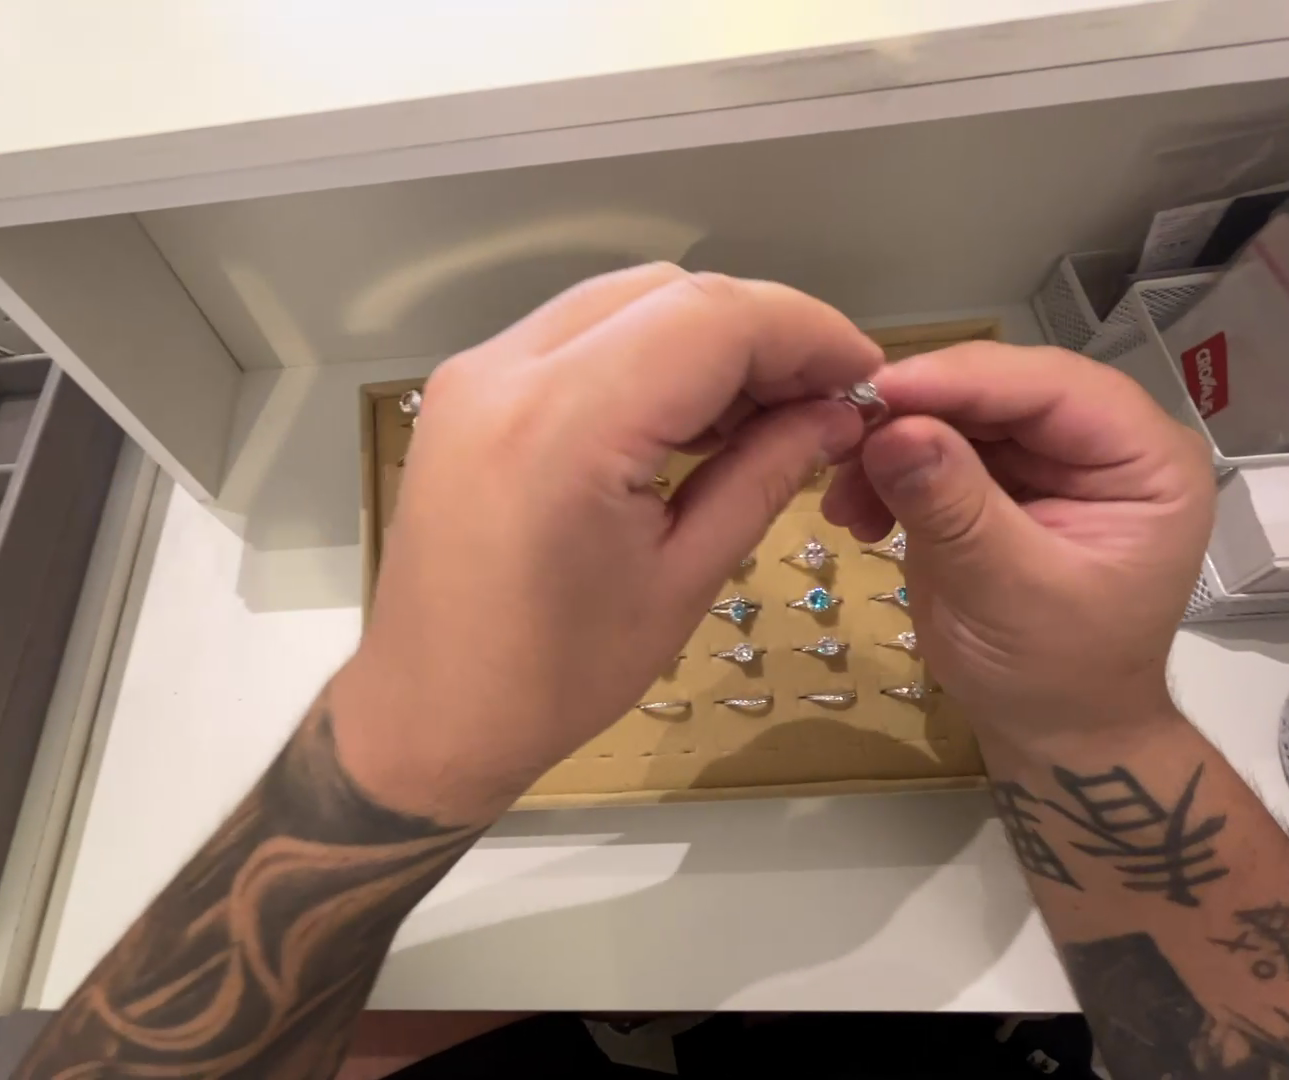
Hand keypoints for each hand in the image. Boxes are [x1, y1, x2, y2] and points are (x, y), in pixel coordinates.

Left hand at [332, 265, 882, 820]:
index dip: (806, 333)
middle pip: (666, 294)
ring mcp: (472, 375)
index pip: (713, 319)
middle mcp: (505, 372)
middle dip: (756, 333)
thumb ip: (763, 475)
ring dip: (697, 340)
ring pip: (617, 304)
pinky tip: (673, 416)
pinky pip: (570, 338)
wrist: (431, 709)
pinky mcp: (462, 394)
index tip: (857, 379)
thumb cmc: (554, 677)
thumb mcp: (681, 581)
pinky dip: (637, 355)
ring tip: (748, 415)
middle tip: (809, 403)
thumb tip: (831, 416)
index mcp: (564, 427)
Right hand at [823, 344, 1214, 750]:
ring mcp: (1038, 463)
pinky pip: (926, 454)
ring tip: (842, 500)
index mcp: (1142, 461)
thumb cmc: (1050, 669)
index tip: (876, 391)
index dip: (963, 380)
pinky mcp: (989, 484)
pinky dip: (882, 476)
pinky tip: (855, 517)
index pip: (1053, 388)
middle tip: (842, 442)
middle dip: (913, 415)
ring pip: (949, 417)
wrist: (1043, 722)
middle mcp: (1094, 444)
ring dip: (886, 449)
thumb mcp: (1004, 590)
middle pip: (995, 392)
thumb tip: (888, 431)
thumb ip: (952, 507)